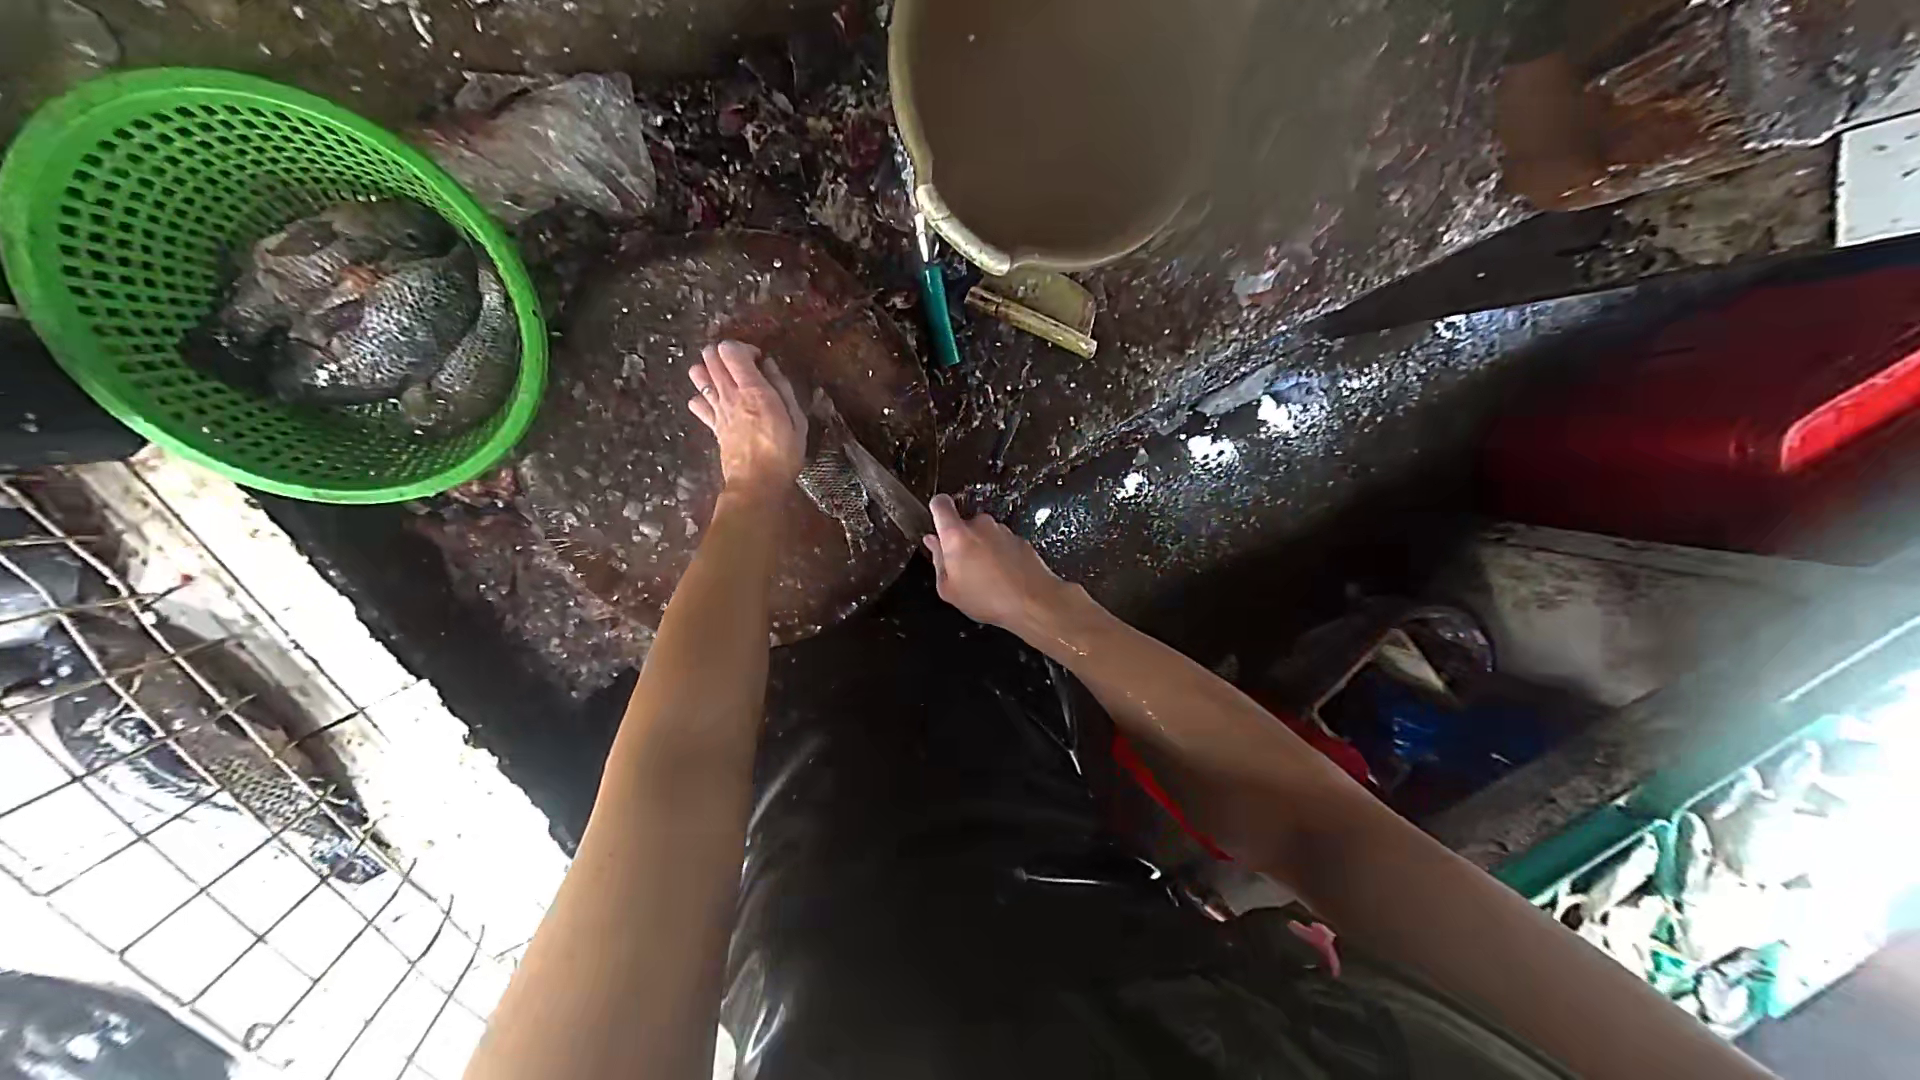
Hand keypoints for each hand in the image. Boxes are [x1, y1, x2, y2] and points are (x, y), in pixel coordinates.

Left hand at [688, 341, 807, 500]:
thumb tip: (770, 366)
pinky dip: (703, 397)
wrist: (757, 483)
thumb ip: (783, 388)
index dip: (744, 347)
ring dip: (710, 370)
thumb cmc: (783, 454)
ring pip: (697, 373)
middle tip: (744, 367)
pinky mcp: (712, 425)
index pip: (731, 350)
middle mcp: (730, 395)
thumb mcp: (797, 420)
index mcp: (754, 390)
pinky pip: (696, 401)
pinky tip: (719, 403)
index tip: (759, 360)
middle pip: (710, 355)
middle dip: (725, 354)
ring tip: (728, 381)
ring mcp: (717, 409)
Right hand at [924, 494, 1080, 635]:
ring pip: (984, 535)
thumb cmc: (988, 598)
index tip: (937, 522)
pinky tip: (1002, 577)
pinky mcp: (1019, 539)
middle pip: (964, 524)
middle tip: (962, 568)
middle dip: (961, 542)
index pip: (940, 504)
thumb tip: (933, 543)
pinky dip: (1000, 556)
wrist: (1033, 602)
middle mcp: (980, 525)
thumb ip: (938, 560)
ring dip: (982, 550)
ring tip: (985, 578)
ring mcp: (1002, 530)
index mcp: (957, 535)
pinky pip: (1001, 543)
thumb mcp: (949, 589)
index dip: (937, 510)